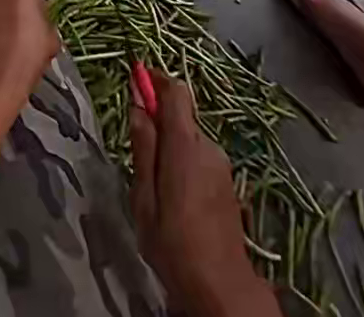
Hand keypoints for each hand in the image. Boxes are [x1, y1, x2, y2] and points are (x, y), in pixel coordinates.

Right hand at [128, 72, 280, 316]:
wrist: (221, 288)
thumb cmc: (173, 242)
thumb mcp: (144, 196)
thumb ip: (143, 146)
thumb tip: (138, 106)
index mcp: (186, 145)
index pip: (176, 92)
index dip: (156, 79)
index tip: (136, 77)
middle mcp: (208, 146)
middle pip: (182, 115)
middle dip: (158, 121)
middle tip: (135, 147)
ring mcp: (222, 164)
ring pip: (189, 138)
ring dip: (170, 145)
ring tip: (153, 183)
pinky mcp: (228, 181)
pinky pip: (199, 156)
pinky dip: (183, 161)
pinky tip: (174, 195)